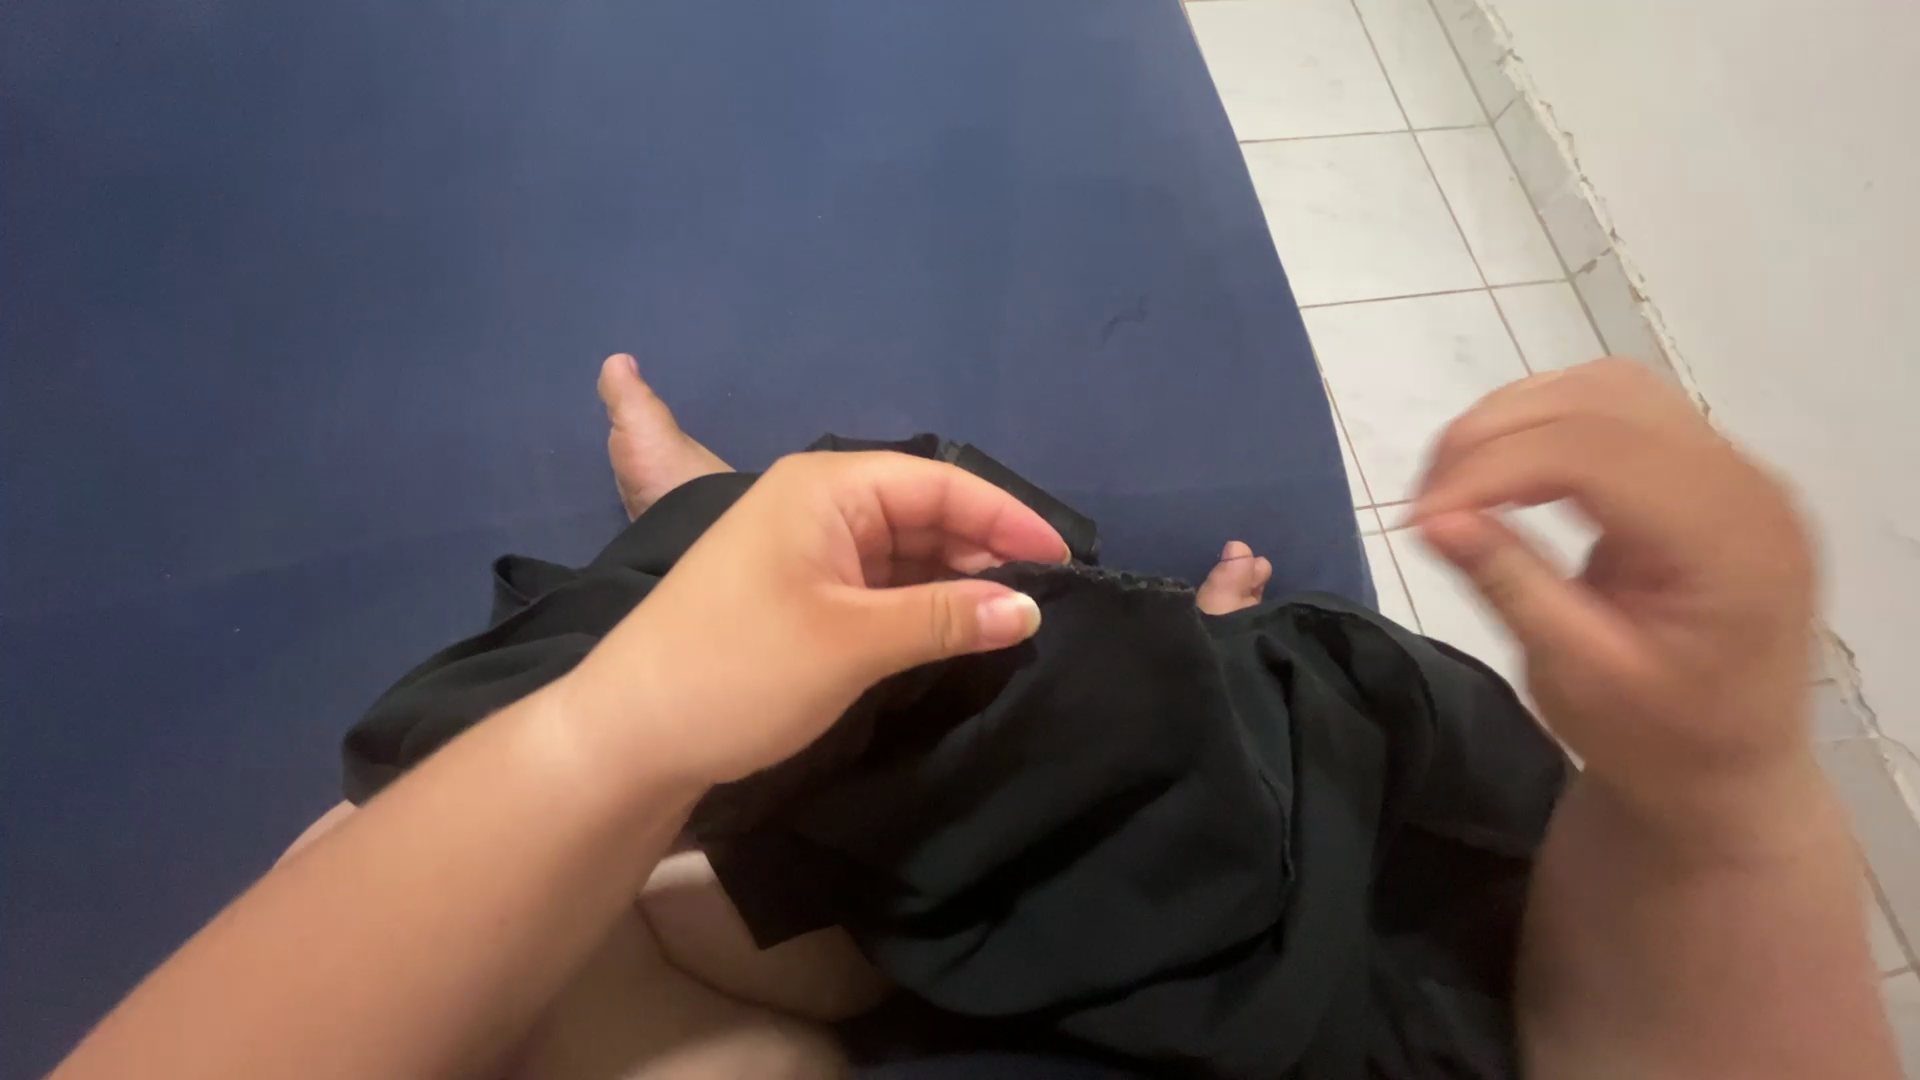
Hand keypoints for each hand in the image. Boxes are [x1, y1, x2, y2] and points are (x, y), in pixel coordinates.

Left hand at [557, 451, 1068, 786]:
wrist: (630, 734)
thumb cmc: (738, 668)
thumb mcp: (853, 641)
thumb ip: (947, 617)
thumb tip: (1030, 608)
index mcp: (827, 486)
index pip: (939, 483)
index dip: (1007, 516)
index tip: (1063, 559)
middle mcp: (821, 503)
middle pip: (925, 511)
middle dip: (985, 549)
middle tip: (1042, 597)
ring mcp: (810, 548)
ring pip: (905, 550)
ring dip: (956, 579)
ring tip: (1012, 615)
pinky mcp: (805, 591)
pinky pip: (881, 582)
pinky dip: (922, 602)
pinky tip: (958, 626)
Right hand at [1412, 360, 1815, 818]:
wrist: (1724, 759)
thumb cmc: (1651, 732)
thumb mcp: (1572, 672)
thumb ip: (1506, 583)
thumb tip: (1429, 519)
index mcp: (1724, 539)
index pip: (1591, 454)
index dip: (1486, 471)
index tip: (1416, 522)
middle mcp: (1739, 481)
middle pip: (1595, 401)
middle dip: (1486, 439)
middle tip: (1426, 505)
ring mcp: (1724, 467)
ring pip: (1597, 387)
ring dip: (1507, 421)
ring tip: (1454, 483)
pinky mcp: (1692, 469)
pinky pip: (1607, 406)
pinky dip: (1535, 422)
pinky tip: (1501, 470)